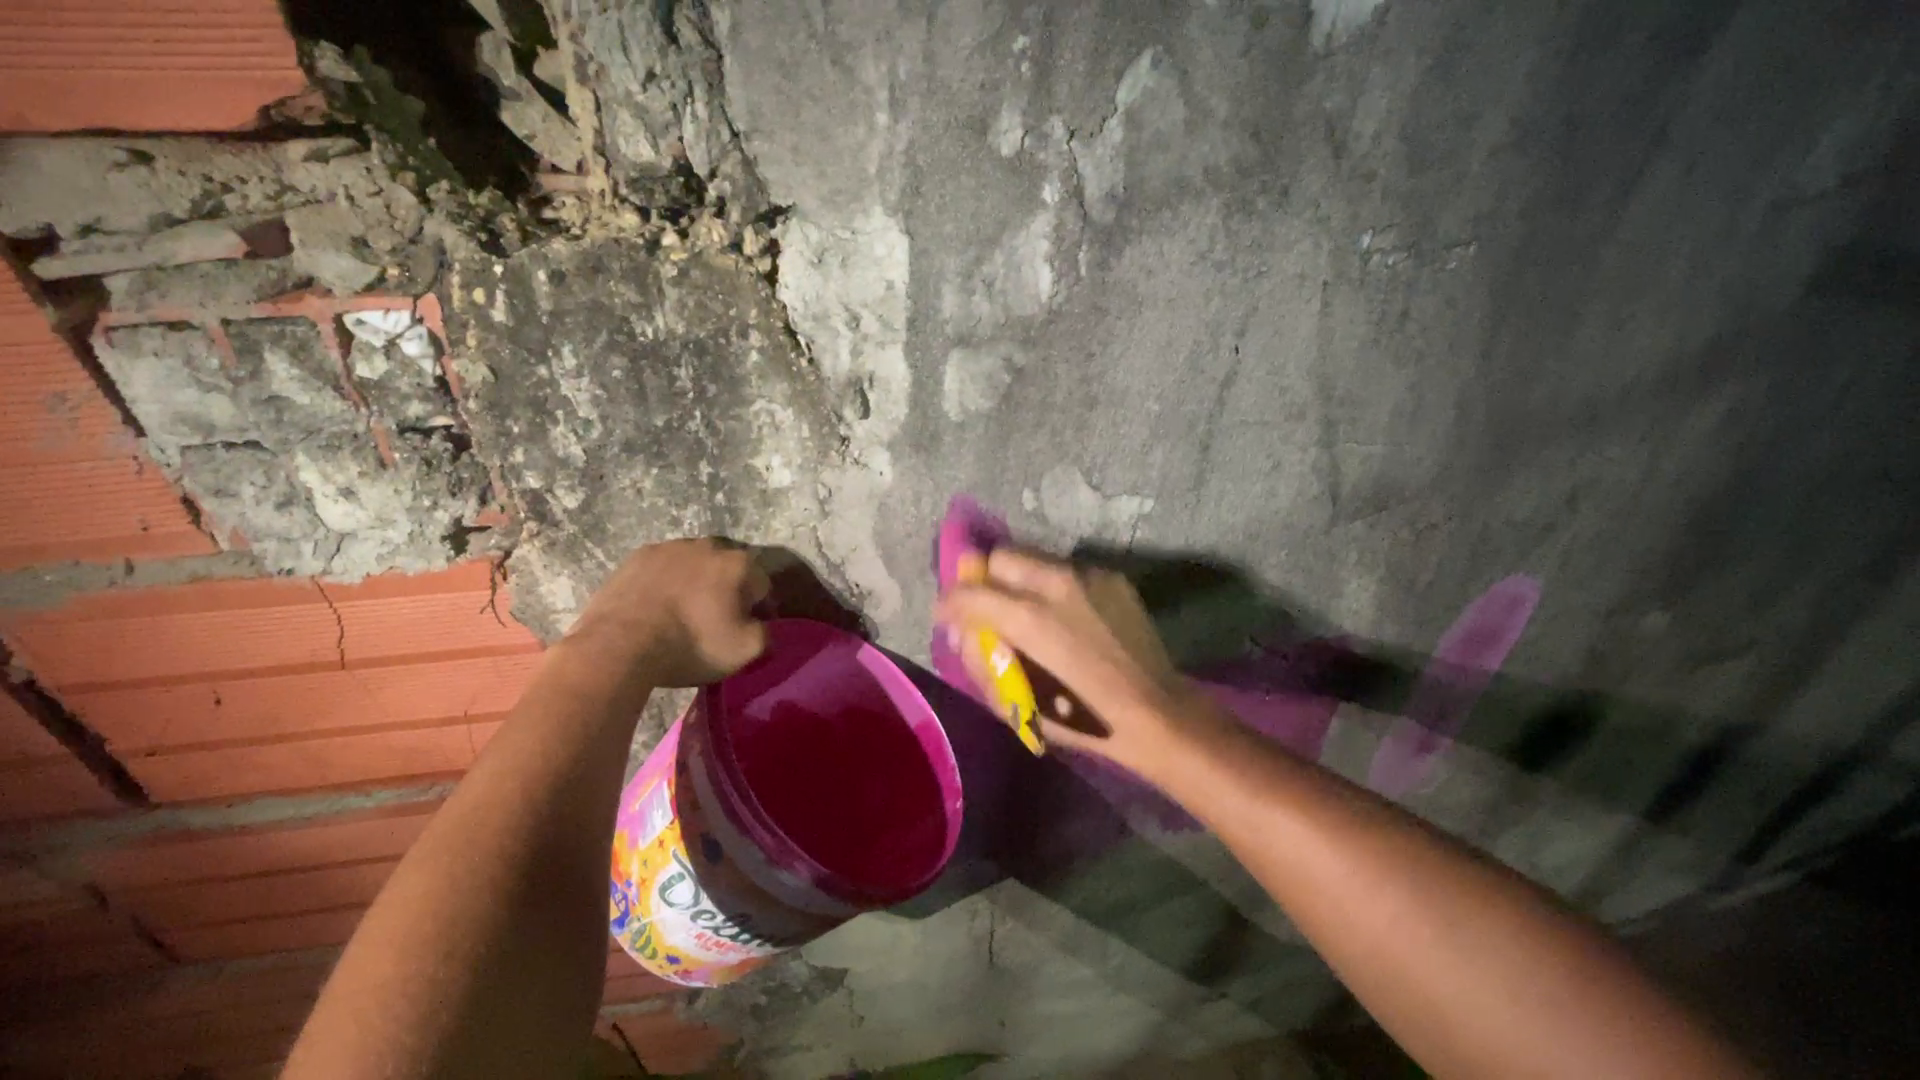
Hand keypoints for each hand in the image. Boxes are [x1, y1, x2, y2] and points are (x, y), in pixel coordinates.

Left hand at [566, 538, 770, 687]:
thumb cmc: (691, 645)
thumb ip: (766, 634)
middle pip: (727, 570)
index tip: (746, 632)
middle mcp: (708, 545)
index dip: (759, 611)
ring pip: (693, 565)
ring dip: (694, 583)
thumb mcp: (745, 651)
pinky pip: (662, 568)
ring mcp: (669, 547)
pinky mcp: (637, 556)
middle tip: (714, 622)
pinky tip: (656, 608)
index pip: (762, 586)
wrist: (621, 643)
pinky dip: (664, 583)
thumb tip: (761, 626)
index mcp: (739, 564)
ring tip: (681, 614)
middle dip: (727, 591)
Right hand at [936, 549, 1216, 774]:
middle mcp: (1055, 582)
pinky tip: (1067, 618)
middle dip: (986, 578)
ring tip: (1029, 613)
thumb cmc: (1081, 718)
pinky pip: (1068, 571)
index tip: (947, 616)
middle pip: (1001, 556)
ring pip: (1035, 559)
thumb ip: (980, 660)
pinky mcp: (1112, 578)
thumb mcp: (1016, 703)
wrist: (1155, 712)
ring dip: (1021, 581)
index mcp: (1028, 617)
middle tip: (988, 607)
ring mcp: (1088, 575)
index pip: (968, 591)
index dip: (949, 603)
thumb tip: (962, 632)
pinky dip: (1055, 588)